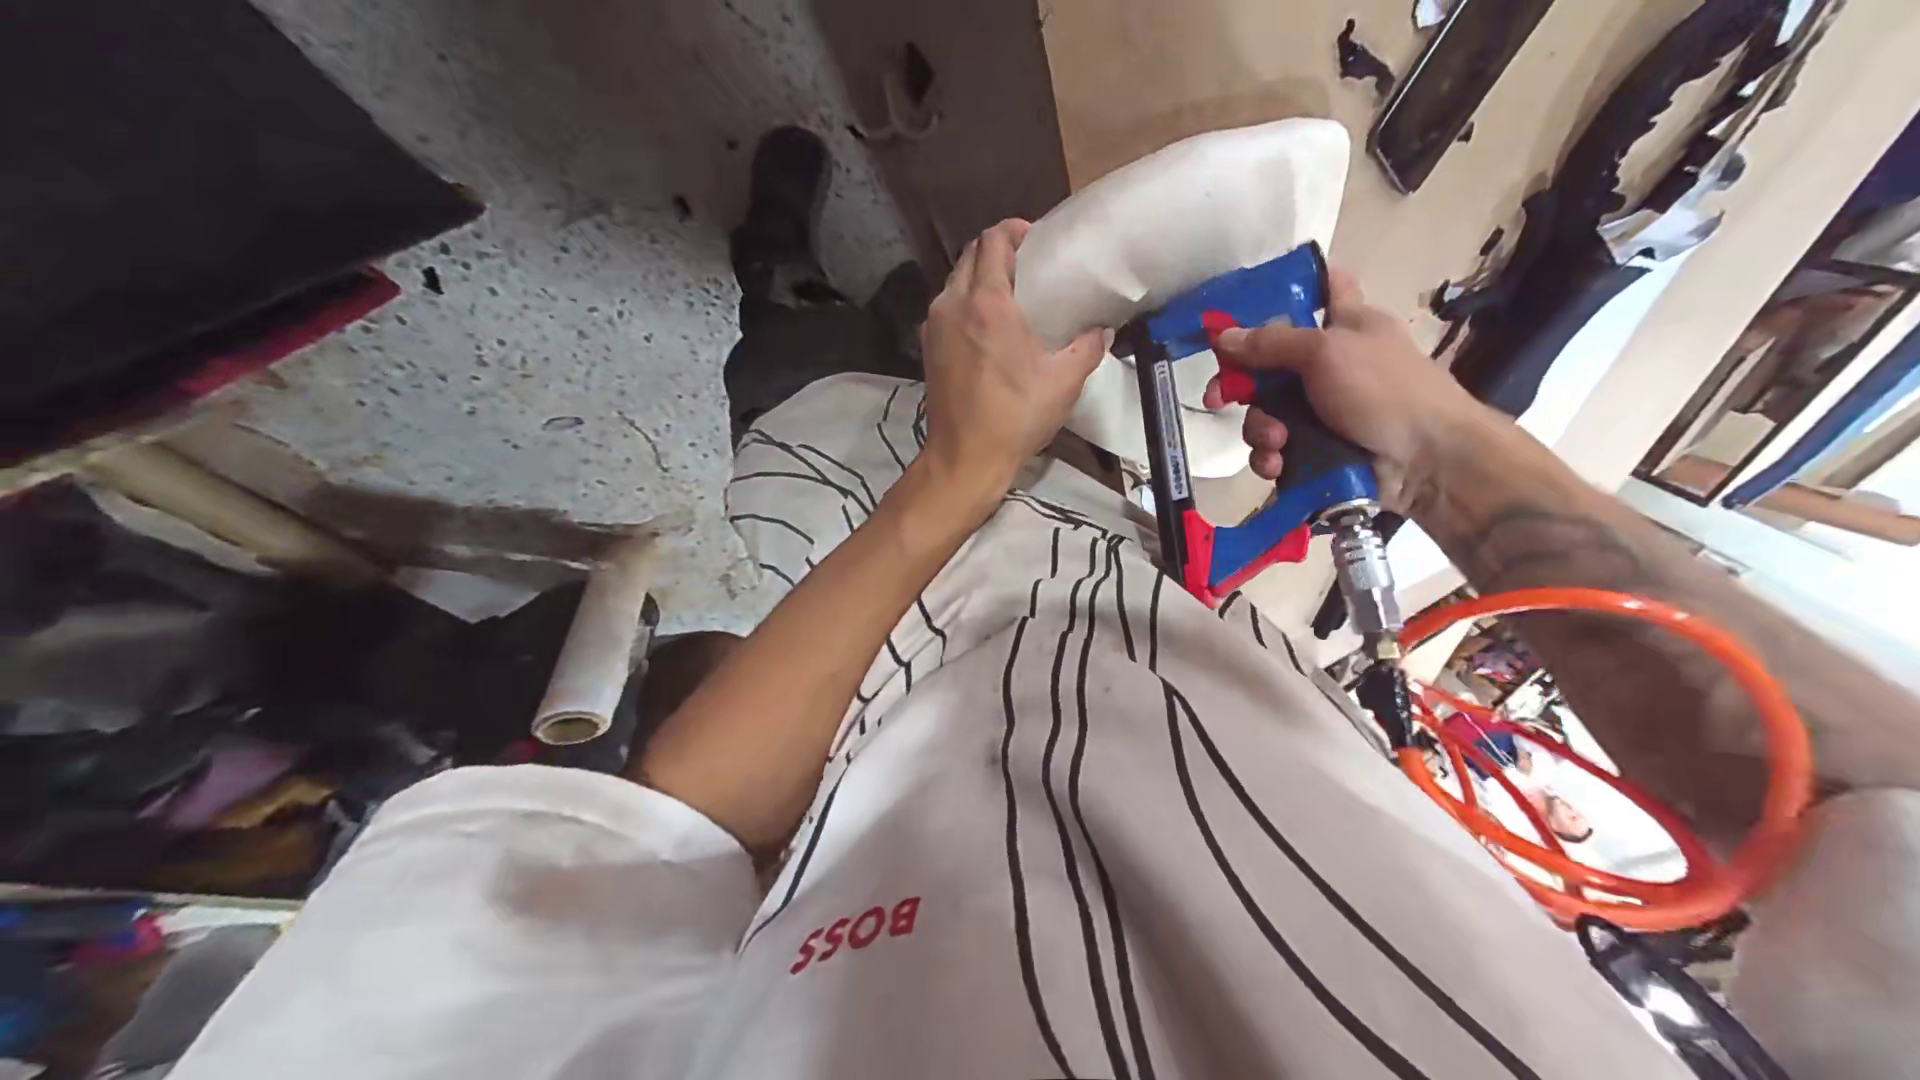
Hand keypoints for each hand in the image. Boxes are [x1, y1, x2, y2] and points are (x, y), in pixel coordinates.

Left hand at [919, 219, 1105, 496]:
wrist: (965, 457)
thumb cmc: (1015, 417)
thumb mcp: (1063, 382)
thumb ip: (1088, 347)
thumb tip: (1103, 330)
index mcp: (986, 304)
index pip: (992, 241)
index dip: (1013, 231)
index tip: (1034, 239)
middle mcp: (953, 305)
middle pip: (970, 255)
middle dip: (996, 251)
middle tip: (1027, 266)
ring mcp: (934, 327)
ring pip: (954, 281)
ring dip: (978, 276)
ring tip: (1008, 293)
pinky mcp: (927, 348)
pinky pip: (945, 308)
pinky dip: (964, 302)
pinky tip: (986, 325)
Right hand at [1203, 266, 1484, 508]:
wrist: (1427, 461)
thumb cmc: (1384, 390)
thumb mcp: (1326, 353)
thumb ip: (1272, 343)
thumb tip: (1222, 336)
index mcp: (1347, 325)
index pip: (1327, 287)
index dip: (1295, 285)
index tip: (1253, 298)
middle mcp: (1332, 364)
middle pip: (1270, 363)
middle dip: (1242, 383)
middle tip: (1218, 398)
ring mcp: (1322, 410)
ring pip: (1266, 412)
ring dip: (1260, 429)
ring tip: (1276, 442)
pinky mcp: (1316, 449)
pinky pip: (1276, 449)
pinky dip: (1271, 457)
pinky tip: (1277, 464)